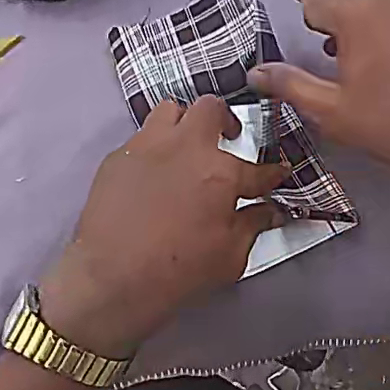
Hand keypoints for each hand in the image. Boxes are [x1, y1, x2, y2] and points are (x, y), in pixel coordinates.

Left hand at [37, 97, 287, 358]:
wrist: (113, 279)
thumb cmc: (178, 271)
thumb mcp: (230, 256)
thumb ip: (253, 226)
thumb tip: (269, 212)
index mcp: (220, 173)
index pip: (258, 169)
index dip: (272, 173)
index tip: (276, 173)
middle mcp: (185, 149)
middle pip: (210, 110)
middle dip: (226, 121)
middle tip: (229, 139)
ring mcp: (147, 148)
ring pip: (170, 111)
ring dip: (185, 123)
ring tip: (189, 146)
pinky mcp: (117, 159)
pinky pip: (141, 138)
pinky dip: (155, 149)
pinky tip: (156, 174)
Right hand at [250, 0, 389, 234]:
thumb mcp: (331, 110)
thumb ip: (290, 84)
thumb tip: (257, 73)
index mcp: (358, 10)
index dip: (304, 0)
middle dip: (332, 18)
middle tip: (324, 49)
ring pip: (375, 3)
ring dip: (359, 23)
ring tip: (353, 59)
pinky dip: (385, 26)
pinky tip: (384, 60)